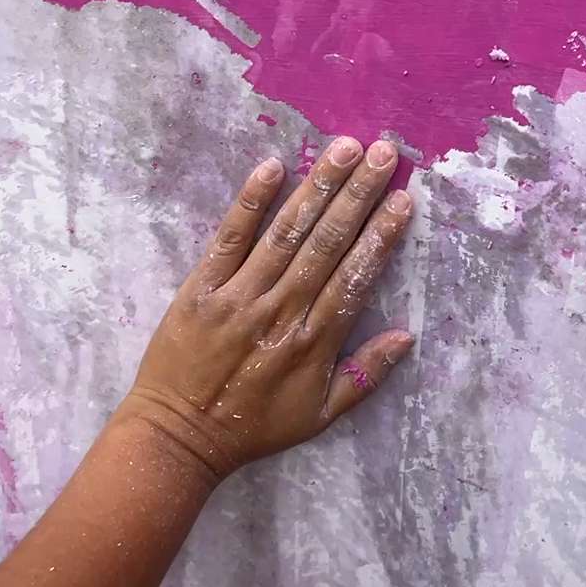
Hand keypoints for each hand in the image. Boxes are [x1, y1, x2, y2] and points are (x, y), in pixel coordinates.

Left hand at [119, 137, 415, 484]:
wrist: (176, 438)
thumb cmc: (253, 426)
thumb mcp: (319, 416)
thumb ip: (366, 376)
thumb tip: (409, 335)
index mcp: (314, 341)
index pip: (355, 276)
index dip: (382, 235)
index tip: (404, 198)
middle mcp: (281, 309)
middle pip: (327, 242)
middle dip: (359, 194)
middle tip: (383, 152)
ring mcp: (240, 294)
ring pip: (286, 231)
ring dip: (318, 186)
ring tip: (344, 148)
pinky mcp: (202, 286)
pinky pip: (229, 237)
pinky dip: (250, 202)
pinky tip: (273, 166)